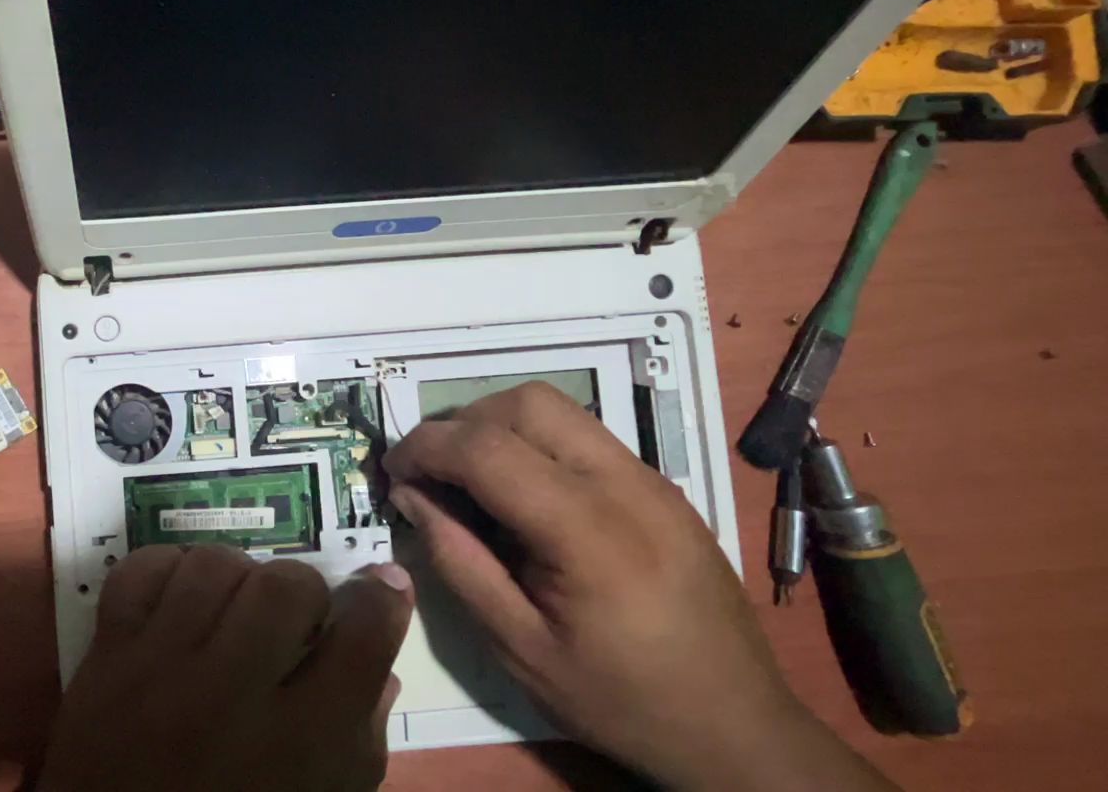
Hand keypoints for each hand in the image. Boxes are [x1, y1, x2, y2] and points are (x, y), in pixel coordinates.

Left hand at [35, 545, 413, 791]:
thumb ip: (357, 743)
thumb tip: (379, 665)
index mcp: (297, 748)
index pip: (361, 641)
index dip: (384, 600)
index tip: (384, 585)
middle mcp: (231, 695)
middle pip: (287, 587)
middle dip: (304, 589)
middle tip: (295, 618)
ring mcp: (160, 667)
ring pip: (215, 566)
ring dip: (237, 576)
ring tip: (234, 608)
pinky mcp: (108, 653)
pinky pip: (142, 570)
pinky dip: (168, 569)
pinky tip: (181, 600)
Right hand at [385, 383, 895, 791]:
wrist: (739, 729)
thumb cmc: (621, 700)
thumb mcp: (519, 648)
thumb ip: (458, 562)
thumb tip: (411, 494)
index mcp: (588, 533)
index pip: (486, 449)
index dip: (425, 447)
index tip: (393, 471)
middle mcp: (625, 485)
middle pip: (524, 404)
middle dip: (461, 424)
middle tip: (433, 472)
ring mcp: (650, 479)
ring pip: (555, 407)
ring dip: (497, 424)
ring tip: (472, 476)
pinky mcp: (660, 485)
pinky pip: (581, 433)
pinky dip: (533, 440)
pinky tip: (522, 492)